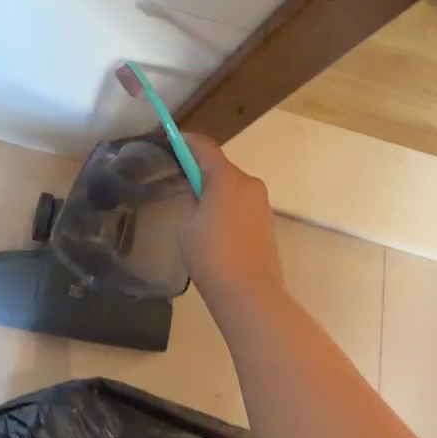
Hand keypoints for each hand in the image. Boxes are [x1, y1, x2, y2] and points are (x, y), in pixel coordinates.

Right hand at [178, 134, 284, 312]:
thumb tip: (197, 192)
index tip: (169, 144)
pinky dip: (228, 211)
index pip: (203, 146)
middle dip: (200, 172)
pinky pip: (242, 206)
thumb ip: (190, 199)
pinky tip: (216, 234)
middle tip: (179, 187)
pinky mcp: (268, 224)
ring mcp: (262, 204)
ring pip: (233, 188)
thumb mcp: (186, 224)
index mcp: (227, 177)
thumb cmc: (212, 256)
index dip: (184, 142)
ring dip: (216, 194)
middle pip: (220, 167)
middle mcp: (249, 183)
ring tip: (196, 217)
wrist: (251, 295)